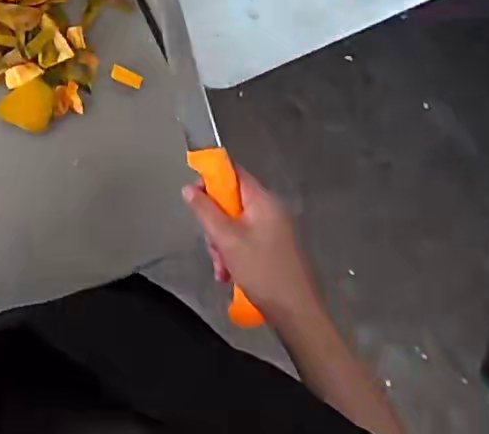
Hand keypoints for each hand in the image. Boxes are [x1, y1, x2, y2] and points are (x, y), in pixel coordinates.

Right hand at [182, 163, 320, 319]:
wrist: (299, 317)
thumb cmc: (261, 271)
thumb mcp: (225, 238)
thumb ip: (204, 209)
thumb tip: (189, 188)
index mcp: (263, 200)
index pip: (232, 172)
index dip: (211, 178)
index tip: (195, 196)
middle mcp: (271, 210)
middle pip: (231, 200)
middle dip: (214, 221)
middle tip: (211, 243)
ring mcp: (275, 230)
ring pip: (235, 223)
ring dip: (221, 242)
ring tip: (221, 267)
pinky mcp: (276, 249)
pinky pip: (246, 239)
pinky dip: (234, 252)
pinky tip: (229, 274)